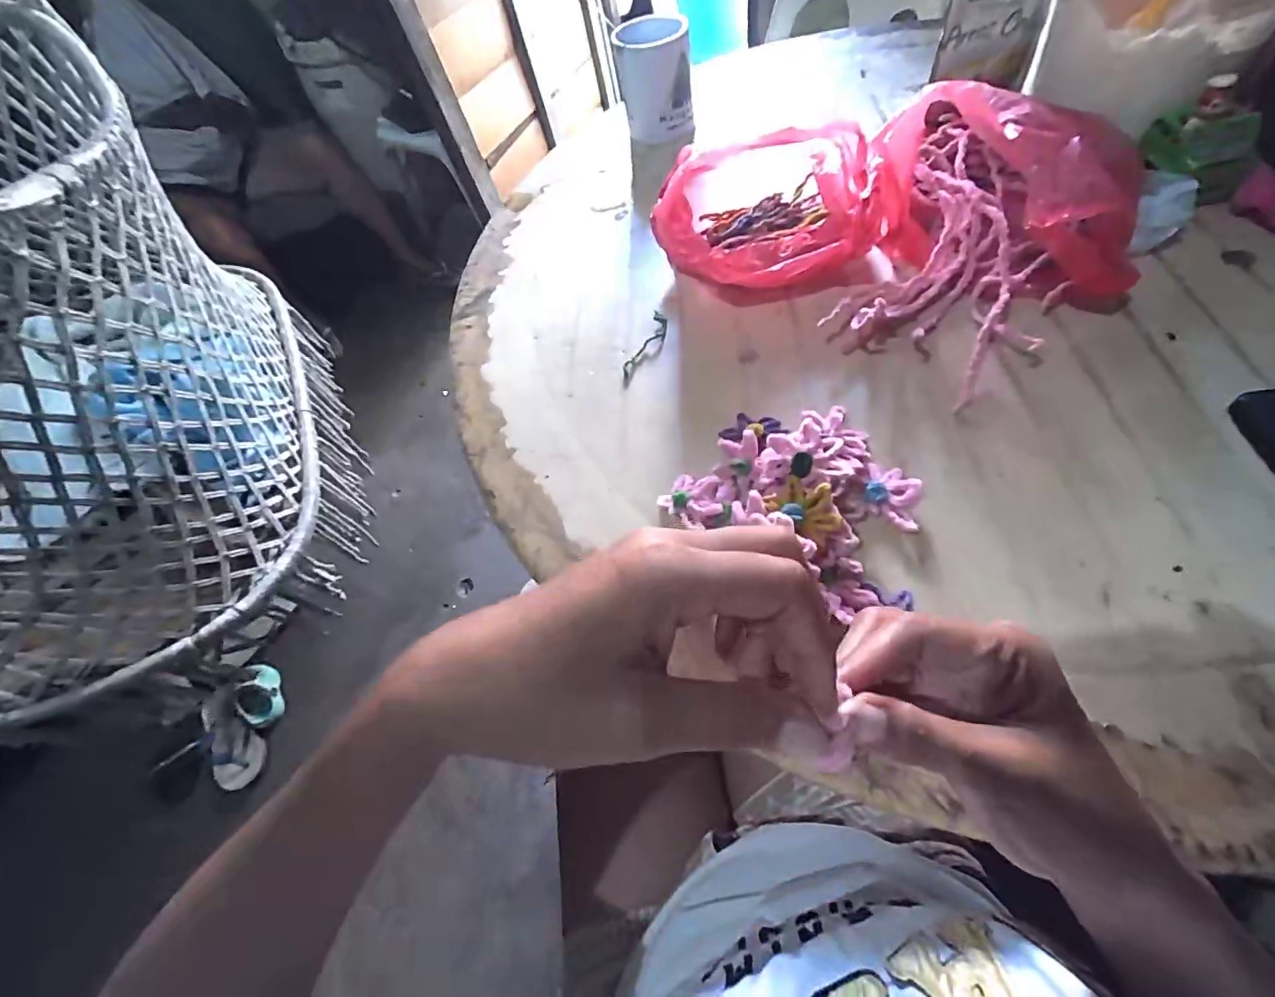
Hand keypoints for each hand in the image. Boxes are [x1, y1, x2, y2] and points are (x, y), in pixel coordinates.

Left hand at [381, 526, 849, 769]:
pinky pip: (721, 571)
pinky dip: (742, 611)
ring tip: (745, 677)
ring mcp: (657, 546)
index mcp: (668, 570)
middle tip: (782, 688)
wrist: (457, 683)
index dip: (813, 645)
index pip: (782, 583)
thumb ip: (737, 719)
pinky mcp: (647, 563)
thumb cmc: (540, 705)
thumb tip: (816, 733)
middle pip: (778, 555)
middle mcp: (671, 541)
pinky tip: (717, 655)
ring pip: (753, 559)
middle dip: (798, 623)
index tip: (813, 710)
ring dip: (770, 616)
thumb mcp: (642, 724)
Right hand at [834, 610, 1274, 996]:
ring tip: (825, 725)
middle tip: (823, 717)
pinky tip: (845, 732)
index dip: (867, 659)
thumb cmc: (1069, 815)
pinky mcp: (940, 706)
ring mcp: (954, 677)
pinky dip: (865, 710)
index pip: (916, 633)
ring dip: (852, 690)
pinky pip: (889, 694)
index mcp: (1000, 649)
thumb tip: (845, 713)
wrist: (1106, 867)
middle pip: (892, 638)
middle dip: (854, 670)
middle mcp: (971, 651)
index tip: (829, 701)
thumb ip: (920, 737)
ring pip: (884, 663)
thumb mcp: (995, 775)